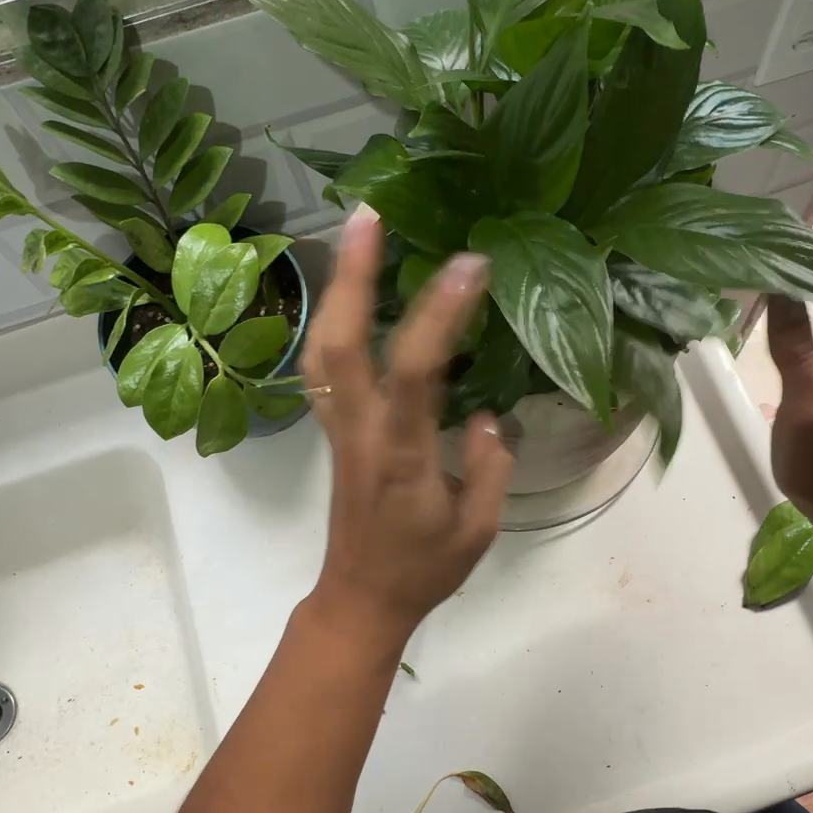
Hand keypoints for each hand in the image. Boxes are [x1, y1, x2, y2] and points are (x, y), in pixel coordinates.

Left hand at [301, 206, 513, 646]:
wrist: (361, 599)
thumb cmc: (423, 569)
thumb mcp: (478, 528)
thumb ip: (490, 466)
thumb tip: (488, 416)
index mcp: (402, 455)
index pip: (416, 371)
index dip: (440, 314)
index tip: (470, 265)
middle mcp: (361, 431)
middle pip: (341, 344)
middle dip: (352, 275)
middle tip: (369, 213)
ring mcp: (339, 429)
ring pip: (323, 350)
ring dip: (335, 290)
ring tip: (356, 238)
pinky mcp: (334, 432)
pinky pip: (325, 369)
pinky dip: (334, 322)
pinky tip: (352, 298)